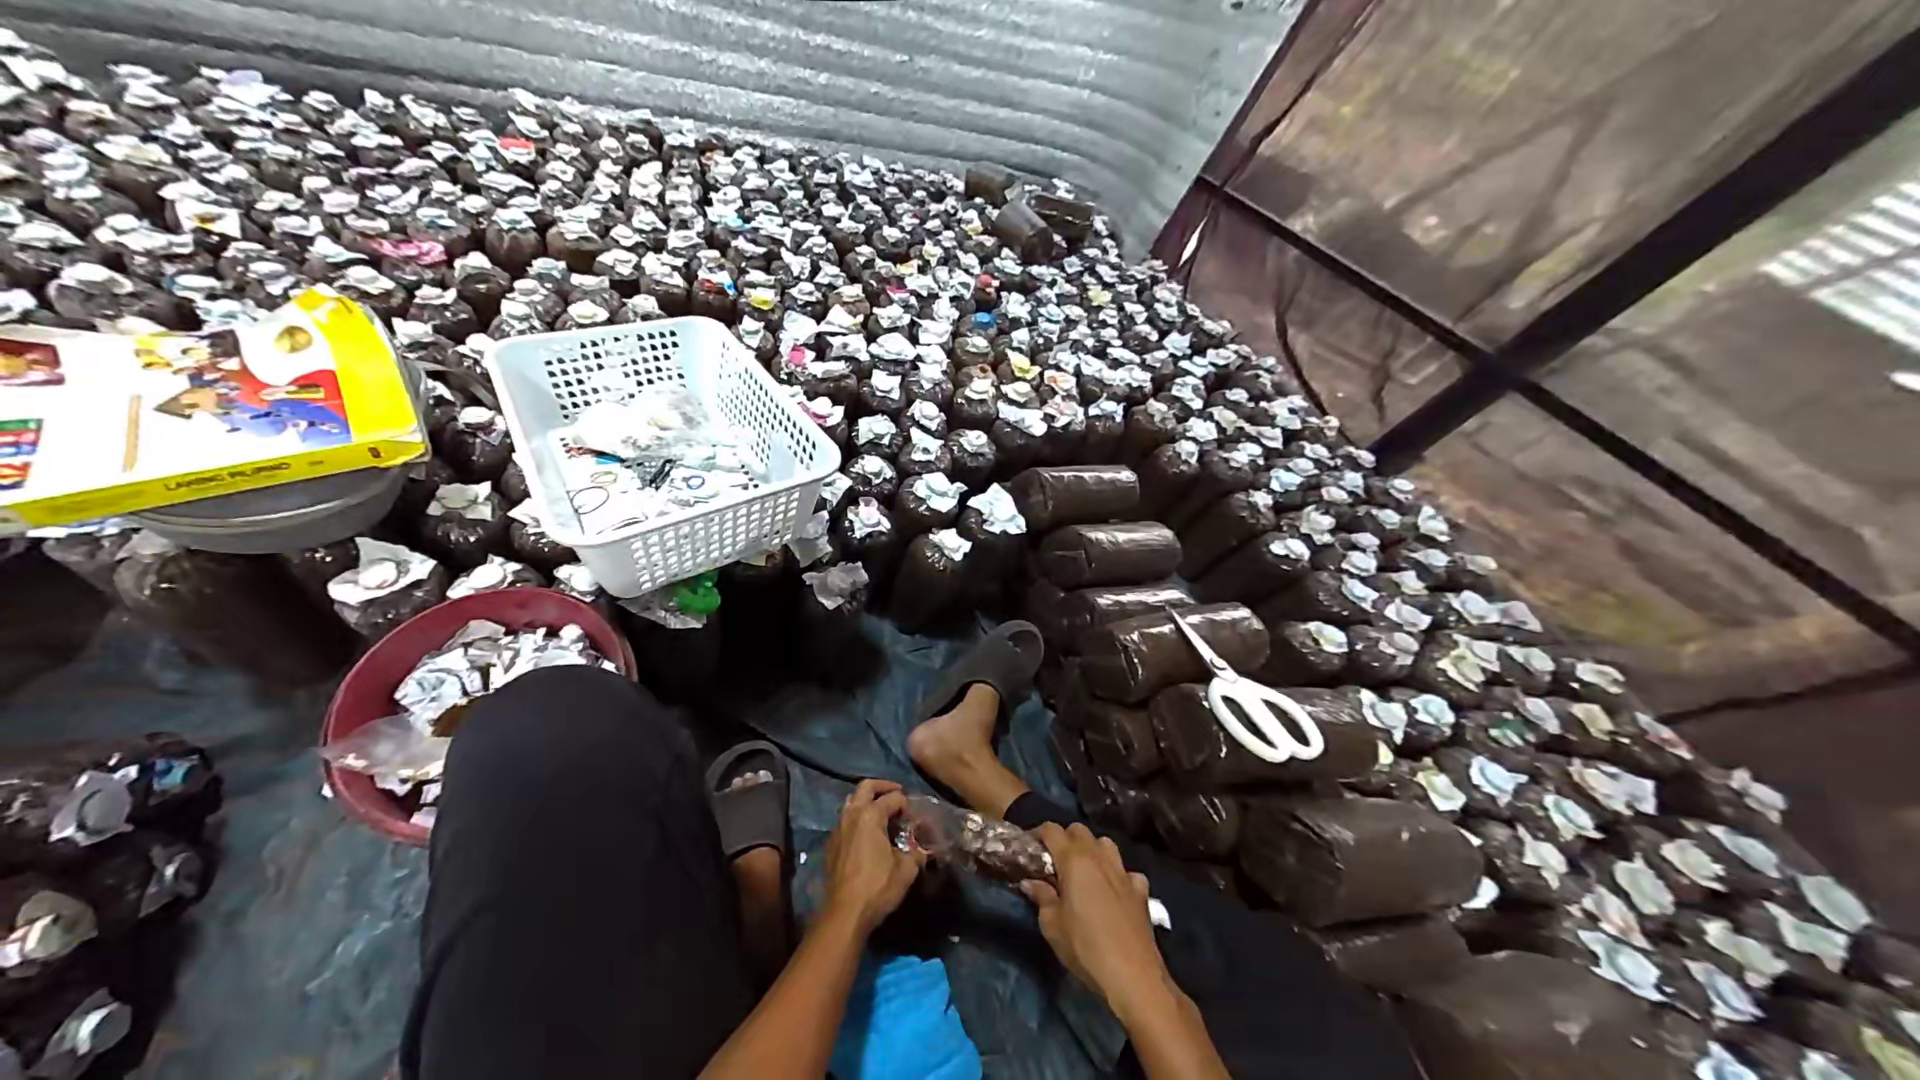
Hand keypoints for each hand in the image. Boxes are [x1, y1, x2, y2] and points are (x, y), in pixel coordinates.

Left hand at [820, 779, 924, 936]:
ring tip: (883, 813)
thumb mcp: (907, 869)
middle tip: (897, 794)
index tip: (915, 819)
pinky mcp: (831, 845)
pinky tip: (868, 834)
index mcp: (870, 815)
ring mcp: (838, 829)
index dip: (907, 805)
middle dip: (883, 787)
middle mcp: (851, 815)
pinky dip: (858, 818)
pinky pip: (845, 820)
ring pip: (852, 802)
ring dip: (868, 801)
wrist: (844, 914)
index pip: (893, 797)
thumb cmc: (878, 887)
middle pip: (866, 787)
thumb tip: (921, 848)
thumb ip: (916, 852)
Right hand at [1021, 823, 1169, 1017]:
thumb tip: (1031, 882)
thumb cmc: (1085, 947)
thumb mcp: (1052, 926)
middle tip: (1054, 861)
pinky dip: (1118, 876)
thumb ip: (1042, 897)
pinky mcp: (1141, 891)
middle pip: (1079, 830)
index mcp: (1074, 860)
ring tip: (1084, 871)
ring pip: (1106, 844)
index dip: (1038, 834)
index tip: (1029, 847)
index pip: (1052, 830)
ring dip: (1093, 850)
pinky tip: (1114, 892)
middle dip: (1065, 839)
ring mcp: (1124, 872)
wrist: (1133, 975)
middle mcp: (1100, 857)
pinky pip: (1127, 872)